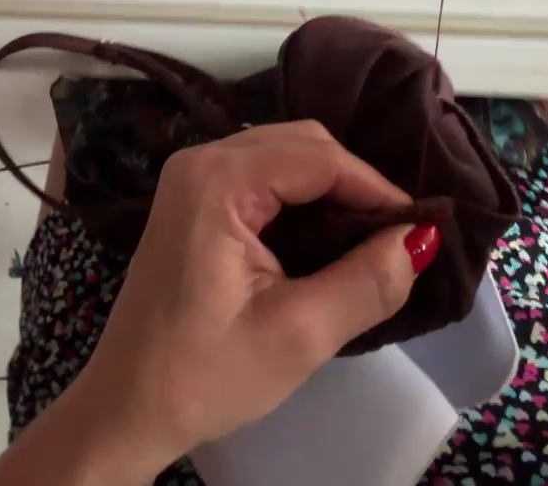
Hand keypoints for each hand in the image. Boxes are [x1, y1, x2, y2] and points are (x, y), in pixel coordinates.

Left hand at [62, 120, 437, 480]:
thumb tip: (421, 238)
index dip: (375, 188)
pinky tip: (323, 232)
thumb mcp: (298, 336)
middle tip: (396, 234)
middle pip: (300, 143)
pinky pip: (262, 171)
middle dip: (353, 182)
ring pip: (283, 152)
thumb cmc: (204, 375)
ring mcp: (192, 174)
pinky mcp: (193, 194)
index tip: (420, 228)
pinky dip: (301, 193)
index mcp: (217, 180)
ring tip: (368, 236)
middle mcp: (201, 159)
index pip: (318, 158)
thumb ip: (366, 282)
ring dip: (329, 185)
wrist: (126, 404)